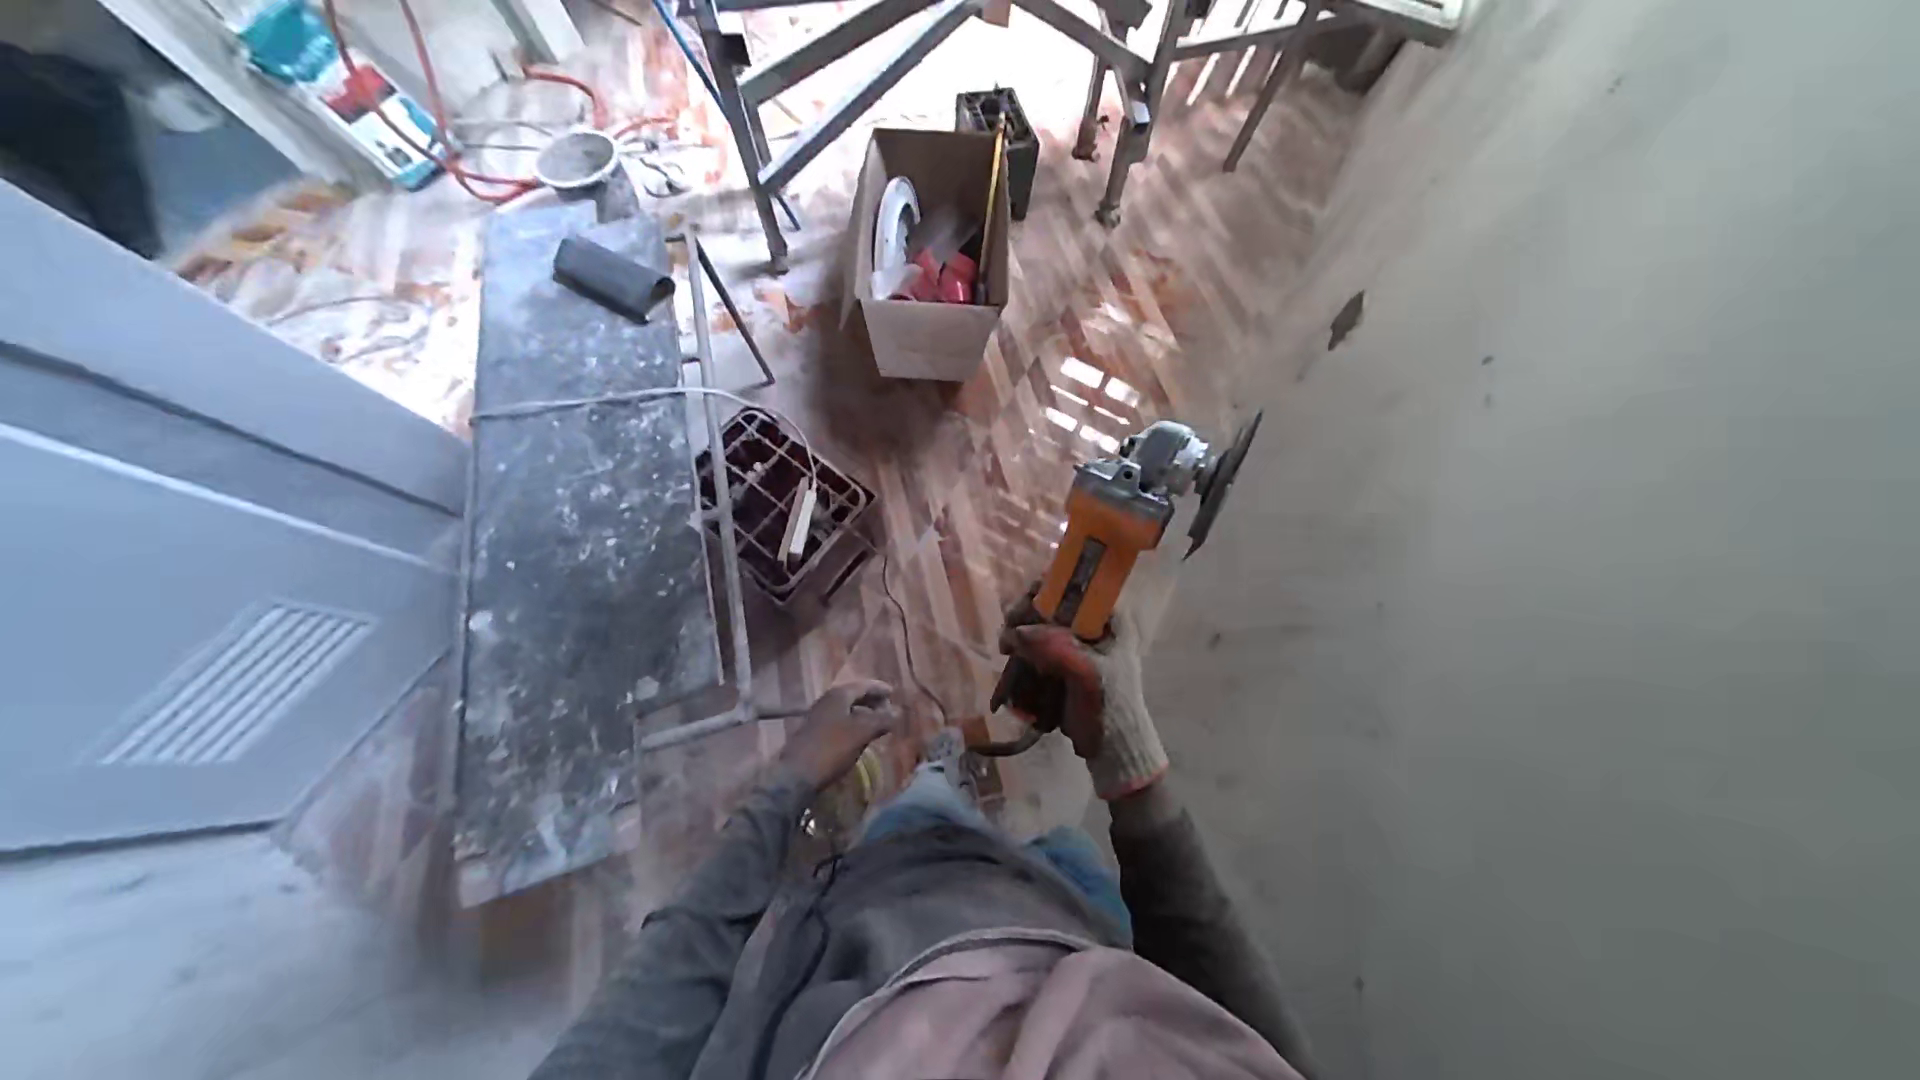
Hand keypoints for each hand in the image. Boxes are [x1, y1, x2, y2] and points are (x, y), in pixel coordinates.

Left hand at [777, 680, 901, 789]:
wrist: (796, 774)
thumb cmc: (832, 748)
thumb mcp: (862, 732)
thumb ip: (882, 720)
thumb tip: (898, 712)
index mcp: (838, 695)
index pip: (864, 685)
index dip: (880, 689)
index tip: (893, 693)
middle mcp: (827, 701)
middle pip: (854, 695)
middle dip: (872, 701)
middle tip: (888, 710)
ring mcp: (818, 716)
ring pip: (846, 709)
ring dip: (863, 713)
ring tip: (877, 723)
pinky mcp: (814, 732)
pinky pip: (839, 721)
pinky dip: (853, 724)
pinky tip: (859, 736)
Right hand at [998, 598, 1165, 799]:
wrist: (1112, 749)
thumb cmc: (1109, 707)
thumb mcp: (1085, 674)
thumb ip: (1052, 647)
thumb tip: (1013, 632)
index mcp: (1109, 619)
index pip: (1073, 586)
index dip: (1044, 591)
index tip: (1023, 611)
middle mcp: (1092, 624)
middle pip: (1050, 603)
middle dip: (1025, 614)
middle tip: (1008, 634)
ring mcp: (1076, 643)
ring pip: (1039, 623)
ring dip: (1018, 631)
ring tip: (1005, 649)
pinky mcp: (1062, 661)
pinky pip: (1036, 644)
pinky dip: (1020, 648)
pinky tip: (1009, 657)